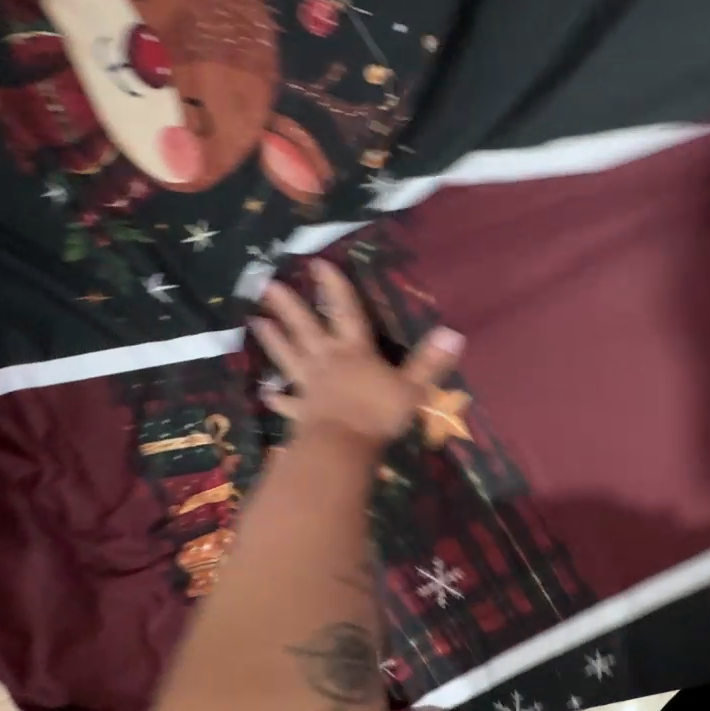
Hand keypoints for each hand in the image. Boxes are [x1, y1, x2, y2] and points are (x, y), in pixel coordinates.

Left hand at [251, 261, 464, 448]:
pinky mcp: (302, 412)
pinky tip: (266, 393)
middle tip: (267, 286)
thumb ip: (430, 361)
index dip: (335, 289)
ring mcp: (310, 386)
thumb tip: (454, 333)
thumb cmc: (378, 413)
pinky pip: (288, 402)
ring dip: (274, 341)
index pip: (347, 314)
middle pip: (306, 330)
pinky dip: (277, 397)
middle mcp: (328, 362)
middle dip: (290, 308)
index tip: (318, 264)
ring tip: (255, 323)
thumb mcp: (413, 387)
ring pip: (289, 358)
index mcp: (356, 352)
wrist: (342, 446)